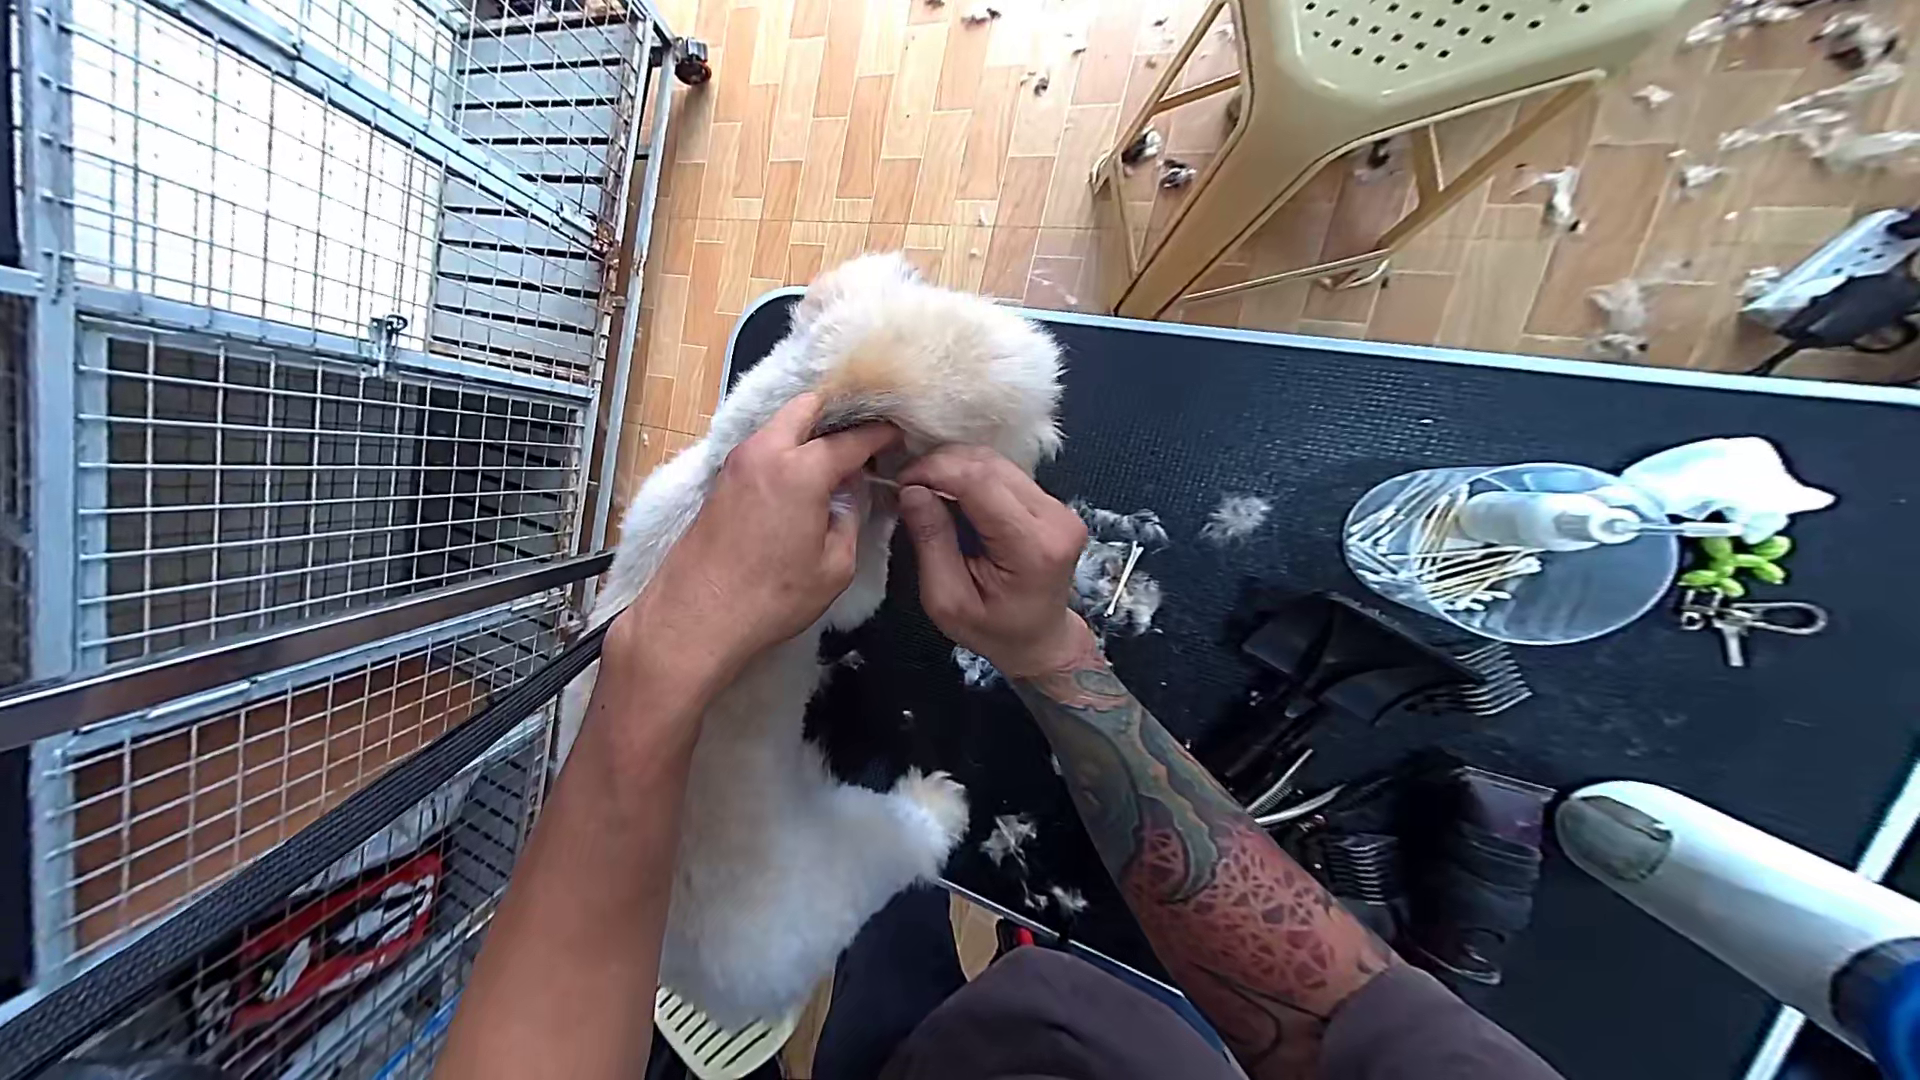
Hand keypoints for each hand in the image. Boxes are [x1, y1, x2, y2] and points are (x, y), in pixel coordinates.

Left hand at [616, 393, 898, 688]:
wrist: (696, 619)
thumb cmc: (771, 598)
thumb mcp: (836, 564)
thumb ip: (851, 516)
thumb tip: (852, 491)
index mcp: (800, 470)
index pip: (851, 438)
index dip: (880, 434)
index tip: (897, 434)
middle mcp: (765, 452)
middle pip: (808, 406)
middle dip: (841, 412)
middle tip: (865, 434)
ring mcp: (738, 462)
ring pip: (782, 422)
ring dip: (812, 429)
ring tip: (839, 454)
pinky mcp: (722, 479)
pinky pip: (764, 444)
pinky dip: (789, 446)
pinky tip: (807, 472)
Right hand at [897, 445, 1095, 677]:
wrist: (1040, 640)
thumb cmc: (992, 630)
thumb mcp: (946, 600)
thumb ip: (931, 542)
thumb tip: (911, 490)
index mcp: (1033, 547)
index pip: (981, 483)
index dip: (935, 470)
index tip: (901, 481)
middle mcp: (1055, 519)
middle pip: (989, 465)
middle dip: (941, 464)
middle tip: (908, 484)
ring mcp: (1060, 508)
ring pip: (998, 461)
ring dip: (955, 466)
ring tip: (924, 486)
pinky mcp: (1054, 503)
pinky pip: (1006, 472)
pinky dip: (971, 474)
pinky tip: (950, 490)